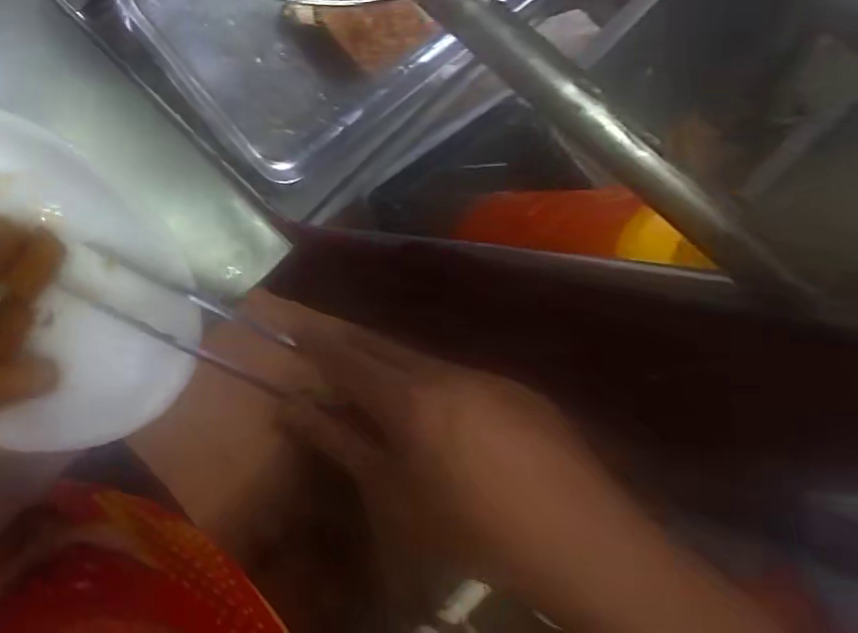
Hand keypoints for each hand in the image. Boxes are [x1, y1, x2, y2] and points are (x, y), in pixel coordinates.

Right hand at [265, 298, 776, 632]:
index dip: (309, 338)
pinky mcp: (529, 399)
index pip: (341, 353)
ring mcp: (493, 381)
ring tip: (374, 382)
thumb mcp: (393, 494)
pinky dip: (433, 382)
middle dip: (343, 340)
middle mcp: (445, 373)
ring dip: (389, 363)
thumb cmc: (476, 533)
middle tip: (315, 336)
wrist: (603, 563)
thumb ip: (336, 441)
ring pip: (421, 359)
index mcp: (407, 396)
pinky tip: (441, 413)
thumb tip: (288, 406)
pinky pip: (462, 377)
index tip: (284, 325)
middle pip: (379, 344)